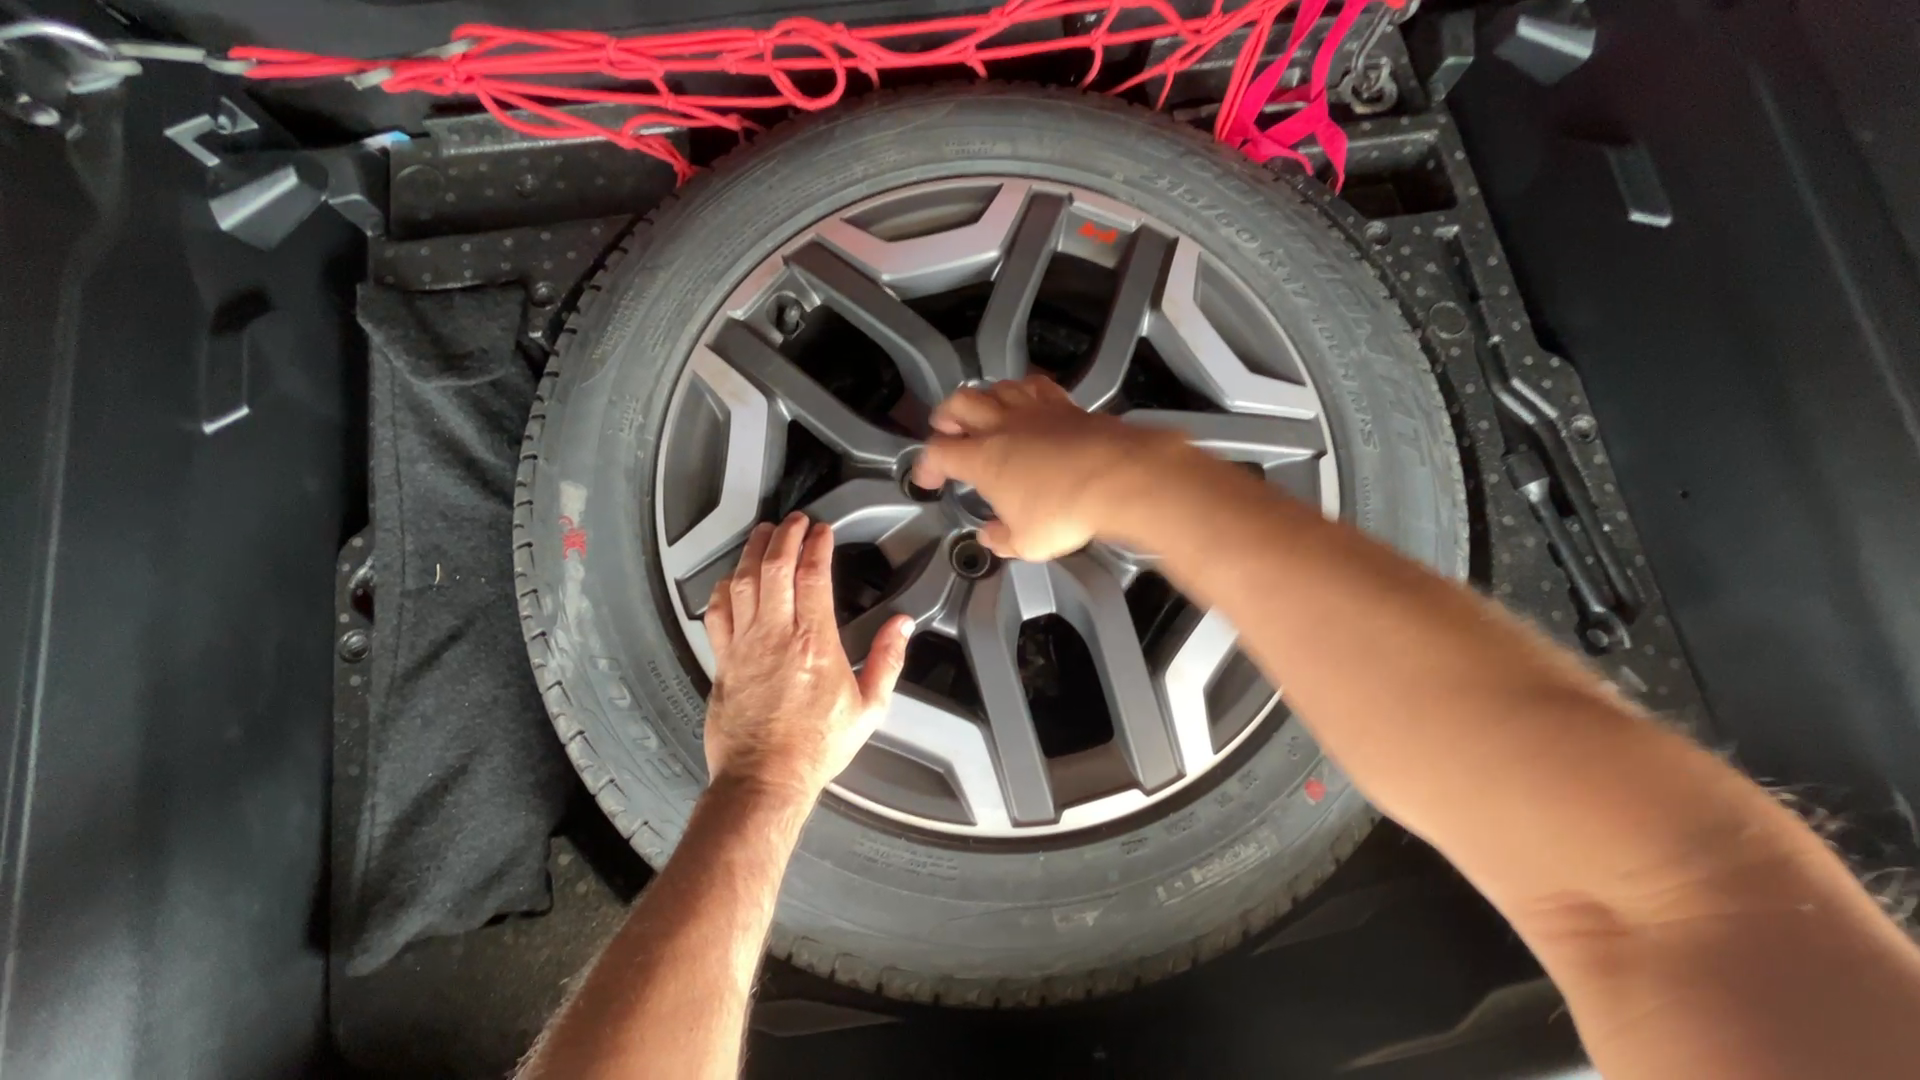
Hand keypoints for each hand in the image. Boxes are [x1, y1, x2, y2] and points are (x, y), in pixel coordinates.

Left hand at [702, 513, 911, 801]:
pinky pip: (717, 613)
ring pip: (743, 582)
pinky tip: (732, 577)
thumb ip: (887, 660)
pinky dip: (723, 587)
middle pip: (774, 567)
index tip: (822, 531)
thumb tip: (902, 626)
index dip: (817, 545)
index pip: (812, 576)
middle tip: (794, 521)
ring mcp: (745, 647)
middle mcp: (776, 637)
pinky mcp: (724, 662)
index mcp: (815, 644)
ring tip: (762, 533)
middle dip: (784, 535)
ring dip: (752, 551)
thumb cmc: (815, 748)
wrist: (765, 779)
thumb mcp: (869, 708)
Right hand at [911, 375, 1199, 560]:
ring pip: (995, 387)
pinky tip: (1025, 397)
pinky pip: (1035, 385)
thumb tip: (992, 537)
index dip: (926, 465)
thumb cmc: (1068, 510)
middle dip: (945, 417)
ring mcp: (1035, 411)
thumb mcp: (1027, 542)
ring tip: (980, 410)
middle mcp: (1002, 426)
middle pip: (959, 405)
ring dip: (981, 397)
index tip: (927, 477)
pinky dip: (1021, 389)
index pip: (939, 452)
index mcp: (983, 458)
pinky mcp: (1066, 406)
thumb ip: (1003, 538)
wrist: (1120, 478)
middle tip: (944, 430)